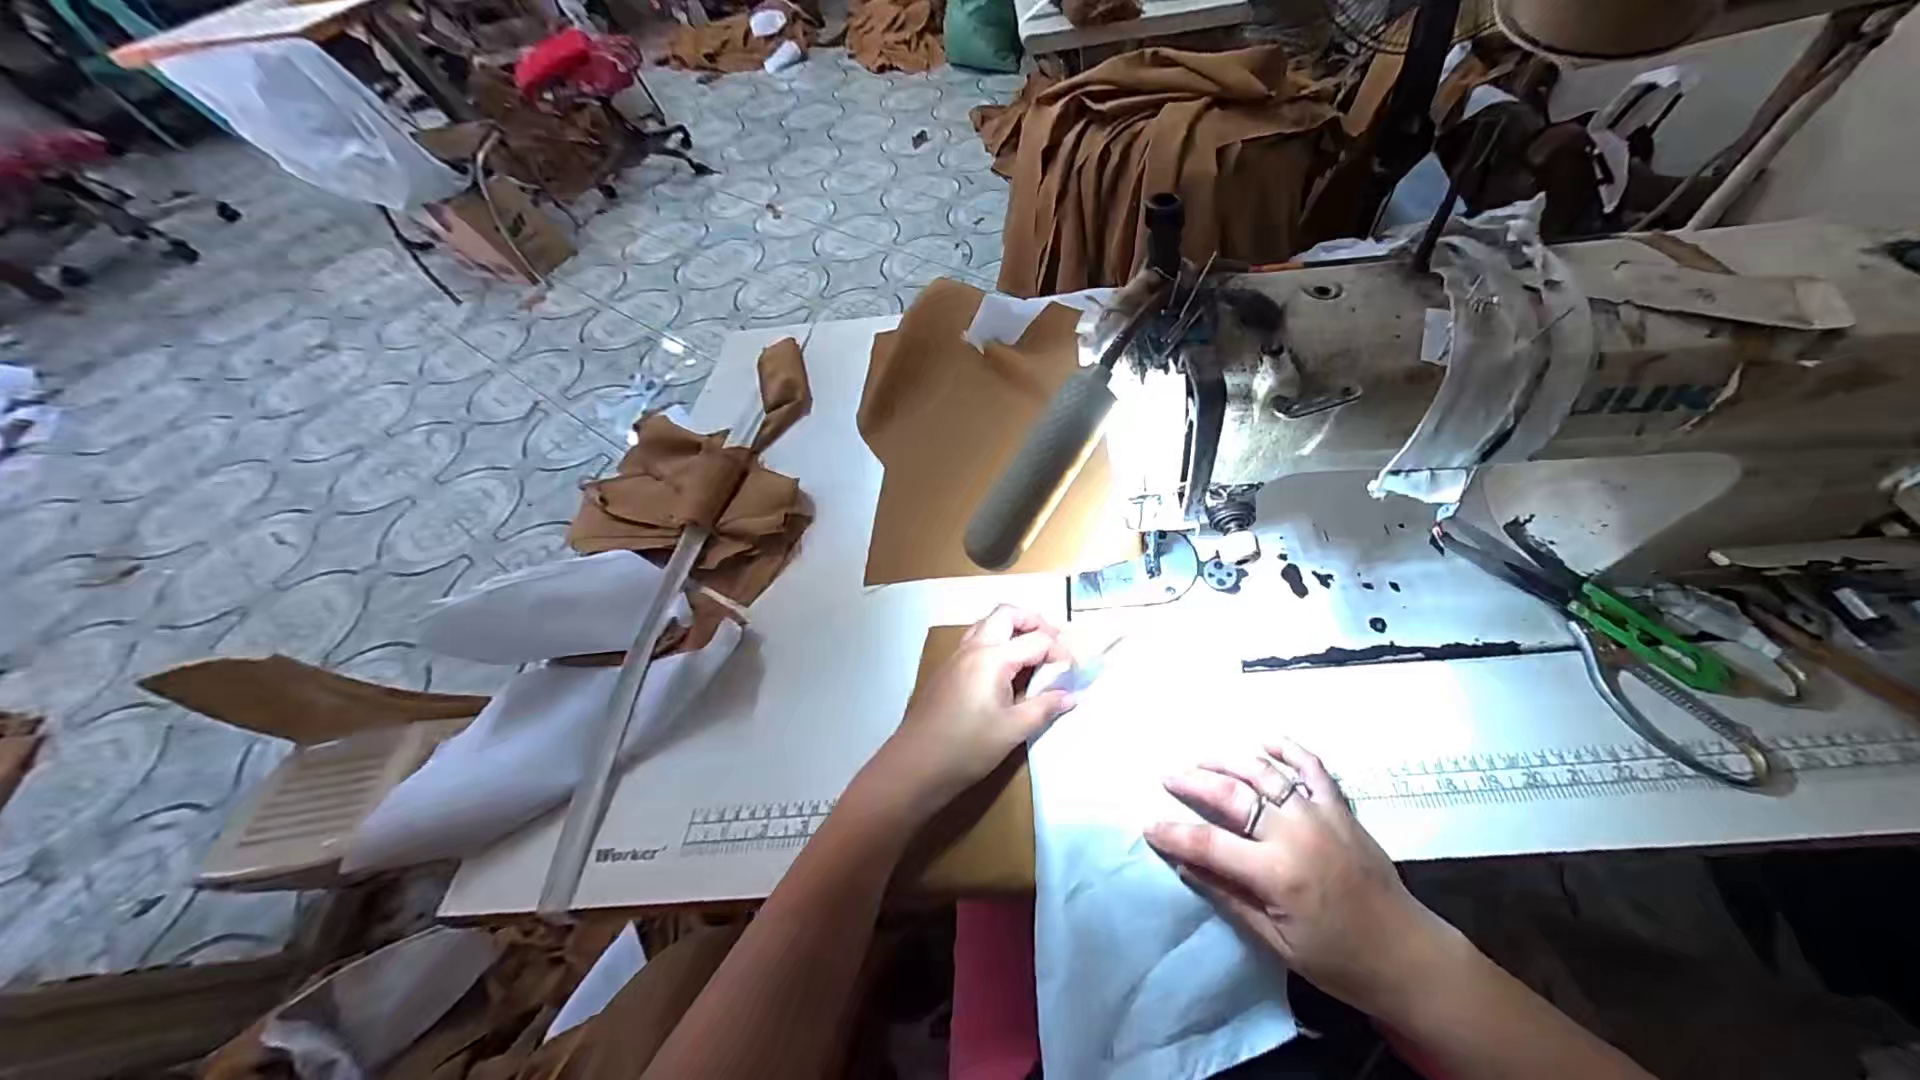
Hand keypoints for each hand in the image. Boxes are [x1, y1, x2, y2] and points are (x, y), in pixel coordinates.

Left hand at [874, 605, 1076, 811]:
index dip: (1060, 652)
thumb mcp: (1013, 730)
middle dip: (1034, 621)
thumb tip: (1072, 695)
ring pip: (988, 624)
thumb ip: (1044, 707)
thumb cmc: (967, 748)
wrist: (915, 765)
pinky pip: (976, 641)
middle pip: (1007, 614)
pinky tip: (1007, 669)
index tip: (1075, 671)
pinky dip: (997, 641)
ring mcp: (956, 657)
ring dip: (1013, 628)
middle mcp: (973, 648)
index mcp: (992, 657)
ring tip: (1033, 651)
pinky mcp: (947, 670)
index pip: (1036, 640)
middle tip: (1055, 641)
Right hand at [1144, 737, 1451, 1016]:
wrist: (1409, 957)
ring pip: (1264, 773)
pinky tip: (1265, 742)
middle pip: (1231, 794)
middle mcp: (1295, 833)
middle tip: (1169, 777)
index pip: (1209, 844)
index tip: (1149, 826)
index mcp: (1277, 872)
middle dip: (1193, 783)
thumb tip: (1184, 864)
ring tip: (1203, 760)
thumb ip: (1228, 895)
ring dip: (1228, 762)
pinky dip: (1288, 751)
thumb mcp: (1276, 939)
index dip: (1174, 834)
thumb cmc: (1338, 959)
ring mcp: (1321, 815)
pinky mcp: (1341, 809)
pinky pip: (1313, 769)